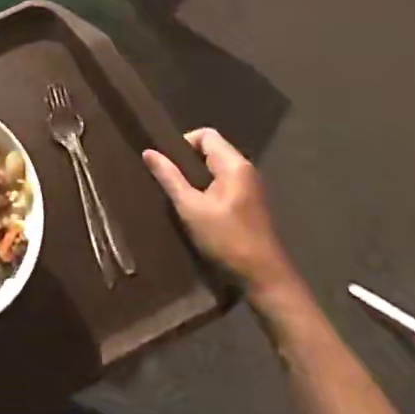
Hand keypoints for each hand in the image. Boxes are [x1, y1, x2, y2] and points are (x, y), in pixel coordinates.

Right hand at [143, 128, 293, 288]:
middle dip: (189, 162)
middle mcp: (246, 169)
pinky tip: (198, 211)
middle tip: (171, 182)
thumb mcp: (191, 208)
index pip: (206, 134)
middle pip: (212, 150)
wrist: (265, 279)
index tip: (168, 164)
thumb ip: (170, 177)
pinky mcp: (251, 203)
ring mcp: (251, 187)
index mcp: (234, 164)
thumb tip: (149, 152)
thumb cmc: (227, 240)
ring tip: (181, 197)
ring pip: (218, 168)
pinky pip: (225, 183)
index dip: (184, 143)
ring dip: (198, 178)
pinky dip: (210, 190)